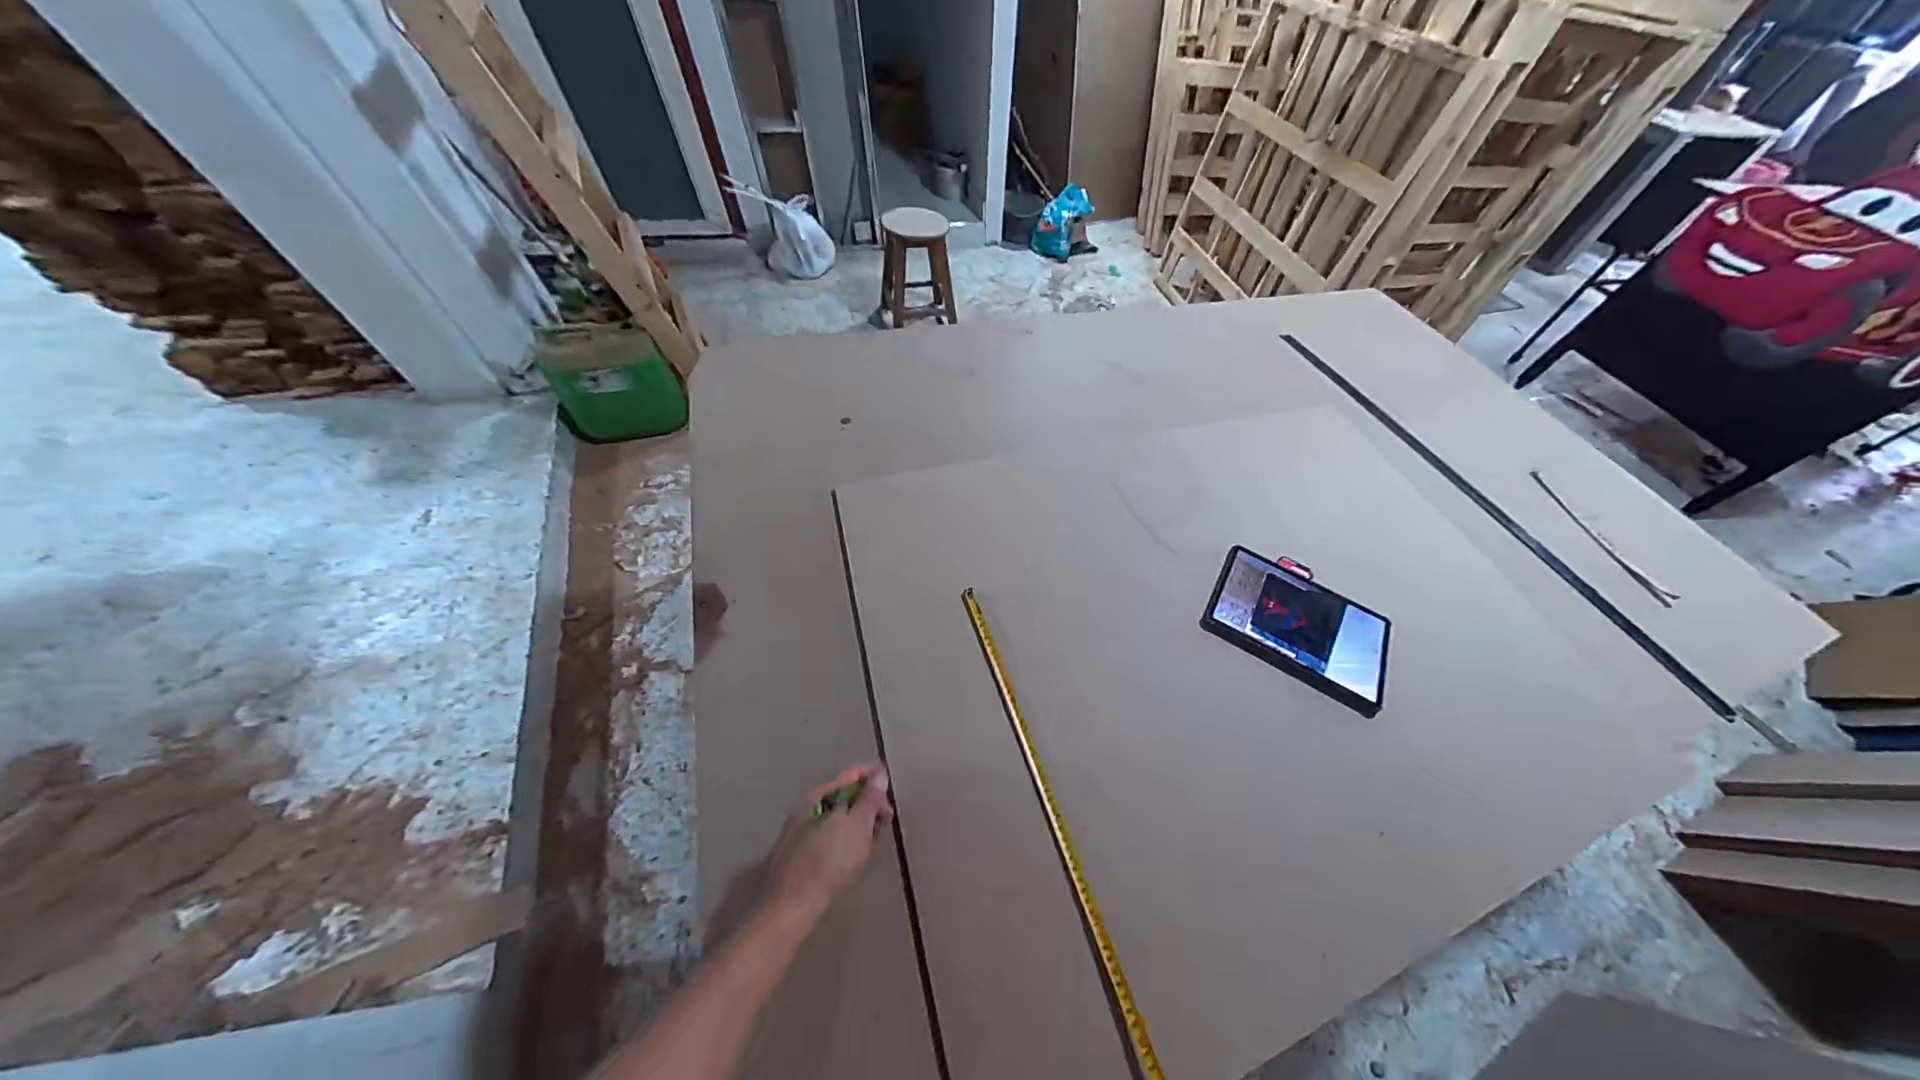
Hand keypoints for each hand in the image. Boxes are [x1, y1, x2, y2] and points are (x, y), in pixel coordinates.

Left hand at [768, 762, 892, 921]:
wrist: (793, 906)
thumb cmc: (829, 861)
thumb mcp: (858, 826)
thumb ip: (871, 799)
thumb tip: (879, 775)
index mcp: (816, 797)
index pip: (848, 776)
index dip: (870, 774)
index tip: (889, 778)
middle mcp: (805, 810)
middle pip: (843, 797)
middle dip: (867, 802)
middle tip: (888, 816)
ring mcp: (800, 834)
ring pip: (837, 819)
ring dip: (859, 823)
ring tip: (877, 835)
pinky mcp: (801, 857)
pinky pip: (831, 838)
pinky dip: (848, 839)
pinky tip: (858, 852)